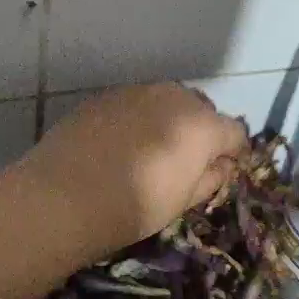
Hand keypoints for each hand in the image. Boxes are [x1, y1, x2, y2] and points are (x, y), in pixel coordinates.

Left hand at [20, 84, 247, 252]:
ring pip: (167, 101)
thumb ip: (210, 178)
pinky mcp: (105, 96)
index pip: (235, 132)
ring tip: (153, 150)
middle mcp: (175, 98)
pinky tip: (121, 144)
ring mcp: (137, 91)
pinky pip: (135, 103)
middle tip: (188, 161)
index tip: (226, 169)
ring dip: (170, 121)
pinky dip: (138, 119)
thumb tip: (222, 165)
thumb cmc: (134, 207)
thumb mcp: (182, 202)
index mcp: (203, 126)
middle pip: (202, 109)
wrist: (63, 197)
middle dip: (202, 131)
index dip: (235, 152)